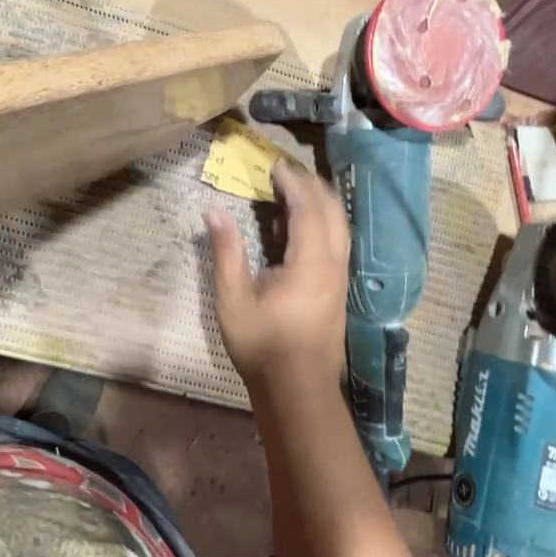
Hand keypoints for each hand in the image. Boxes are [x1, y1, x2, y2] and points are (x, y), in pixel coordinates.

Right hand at [205, 162, 349, 395]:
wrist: (298, 390)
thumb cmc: (262, 347)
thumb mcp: (233, 301)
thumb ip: (227, 253)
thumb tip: (214, 212)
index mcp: (310, 264)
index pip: (307, 209)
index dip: (293, 183)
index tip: (275, 165)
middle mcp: (333, 265)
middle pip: (332, 212)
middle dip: (313, 186)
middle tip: (287, 171)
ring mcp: (341, 278)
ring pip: (341, 227)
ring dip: (323, 202)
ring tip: (299, 189)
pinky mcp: (340, 290)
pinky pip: (339, 242)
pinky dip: (326, 221)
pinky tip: (308, 225)